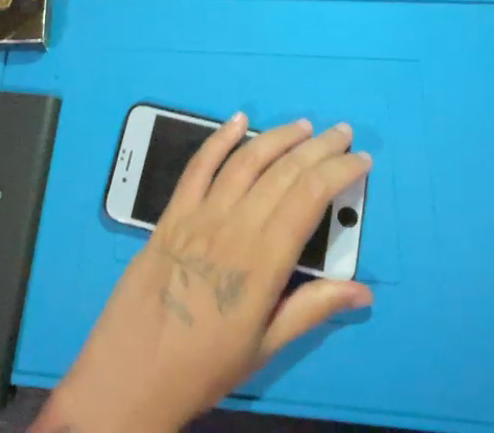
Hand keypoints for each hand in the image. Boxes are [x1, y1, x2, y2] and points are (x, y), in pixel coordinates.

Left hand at [32, 114, 372, 432]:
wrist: (131, 372)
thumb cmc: (203, 366)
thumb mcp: (265, 345)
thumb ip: (312, 309)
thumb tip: (363, 290)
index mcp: (264, 260)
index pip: (310, 197)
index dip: (338, 171)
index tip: (360, 159)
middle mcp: (233, 227)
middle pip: (283, 171)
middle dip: (318, 147)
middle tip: (341, 132)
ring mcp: (199, 215)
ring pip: (244, 161)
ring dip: (277, 137)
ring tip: (302, 126)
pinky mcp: (171, 214)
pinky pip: (197, 166)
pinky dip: (218, 139)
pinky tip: (237, 121)